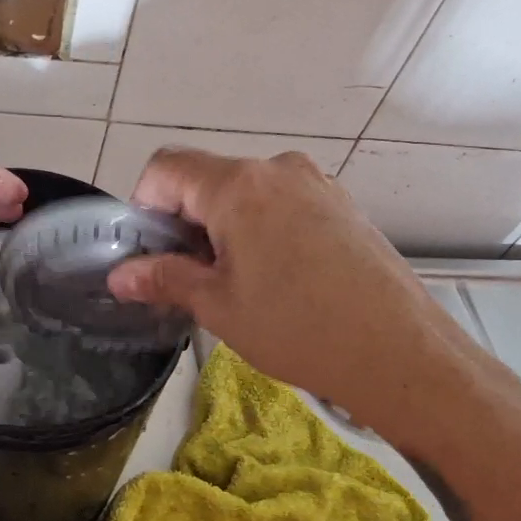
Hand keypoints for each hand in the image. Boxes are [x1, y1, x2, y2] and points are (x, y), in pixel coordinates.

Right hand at [107, 148, 480, 438]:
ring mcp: (316, 184)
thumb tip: (120, 275)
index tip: (149, 252)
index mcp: (239, 186)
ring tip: (237, 284)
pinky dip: (261, 230)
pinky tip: (277, 280)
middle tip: (188, 278)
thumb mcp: (218, 307)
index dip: (143, 205)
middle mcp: (278, 170)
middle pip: (207, 179)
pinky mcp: (342, 205)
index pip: (166, 168)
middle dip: (185, 222)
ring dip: (224, 228)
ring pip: (246, 193)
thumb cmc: (298, 329)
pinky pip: (282, 204)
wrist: (400, 352)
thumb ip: (164, 279)